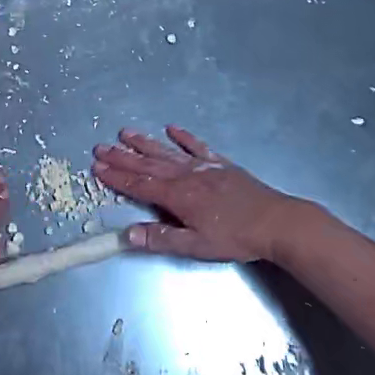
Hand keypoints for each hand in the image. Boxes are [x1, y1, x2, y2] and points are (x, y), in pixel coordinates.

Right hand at [92, 126, 320, 263]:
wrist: (278, 222)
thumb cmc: (236, 237)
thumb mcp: (197, 246)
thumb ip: (162, 238)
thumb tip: (128, 234)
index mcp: (177, 196)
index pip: (139, 185)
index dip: (116, 177)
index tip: (97, 168)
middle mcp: (185, 176)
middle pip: (147, 165)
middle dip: (122, 157)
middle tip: (99, 148)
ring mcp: (203, 167)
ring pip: (166, 152)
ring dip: (144, 143)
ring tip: (124, 133)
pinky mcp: (221, 164)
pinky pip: (197, 146)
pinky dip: (183, 137)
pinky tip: (172, 129)